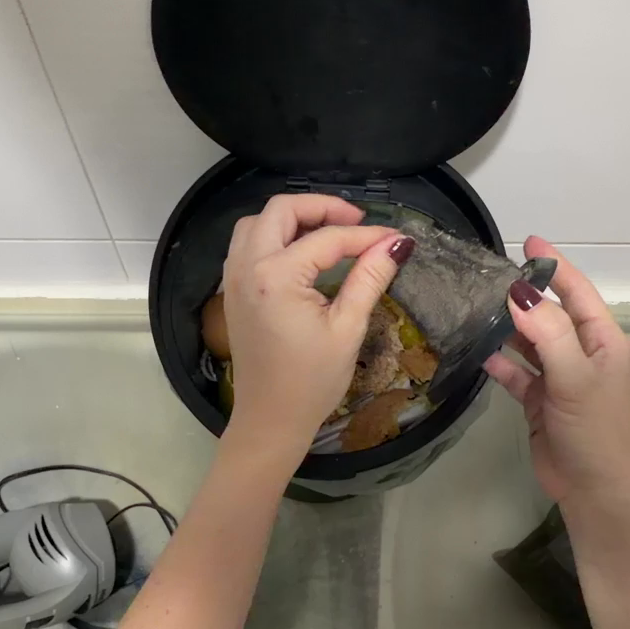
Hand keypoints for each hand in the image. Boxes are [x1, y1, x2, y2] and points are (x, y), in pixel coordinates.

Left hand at [220, 194, 411, 446]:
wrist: (270, 421)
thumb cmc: (311, 382)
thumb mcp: (347, 329)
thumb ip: (369, 279)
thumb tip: (396, 244)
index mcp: (276, 277)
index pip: (327, 239)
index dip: (365, 235)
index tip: (394, 239)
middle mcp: (247, 268)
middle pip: (280, 211)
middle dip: (321, 208)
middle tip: (356, 220)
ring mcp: (233, 279)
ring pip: (258, 224)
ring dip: (292, 219)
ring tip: (329, 233)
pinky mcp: (232, 292)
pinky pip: (247, 245)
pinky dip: (273, 236)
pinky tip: (300, 252)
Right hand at [483, 236, 629, 506]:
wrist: (593, 489)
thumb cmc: (593, 430)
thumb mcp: (575, 377)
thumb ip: (547, 334)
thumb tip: (516, 293)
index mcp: (602, 341)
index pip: (577, 292)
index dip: (555, 265)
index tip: (529, 239)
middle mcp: (581, 354)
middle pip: (549, 314)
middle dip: (523, 295)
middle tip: (486, 275)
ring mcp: (559, 378)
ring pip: (529, 342)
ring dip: (507, 327)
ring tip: (474, 307)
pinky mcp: (539, 401)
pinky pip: (516, 372)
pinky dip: (499, 363)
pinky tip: (478, 352)